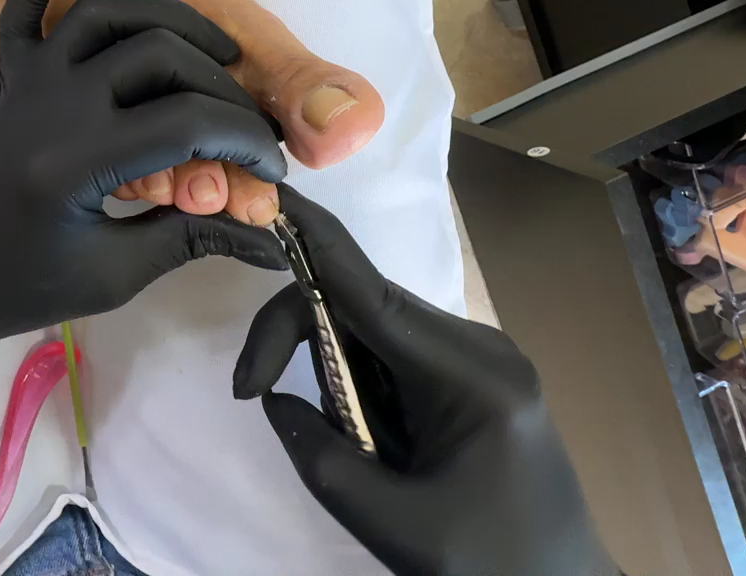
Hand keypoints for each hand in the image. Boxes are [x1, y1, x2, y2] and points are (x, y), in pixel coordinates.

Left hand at [0, 0, 289, 365]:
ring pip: (109, 16)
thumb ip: (197, 237)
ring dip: (169, 21)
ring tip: (216, 51)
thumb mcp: (119, 273)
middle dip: (222, 91)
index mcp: (76, 163)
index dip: (246, 142)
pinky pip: (24, 4)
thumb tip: (275, 232)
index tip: (270, 169)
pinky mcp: (11, 73)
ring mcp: (28, 80)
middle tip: (248, 128)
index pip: (188, 125)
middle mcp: (52, 104)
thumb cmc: (29, 285)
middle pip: (159, 57)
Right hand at [233, 185, 614, 575]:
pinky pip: (384, 348)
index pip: (365, 288)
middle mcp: (473, 344)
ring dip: (329, 370)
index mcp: (469, 374)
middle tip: (255, 393)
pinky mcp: (464, 369)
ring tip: (356, 448)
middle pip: (354, 302)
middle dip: (297, 338)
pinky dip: (353, 380)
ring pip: (363, 324)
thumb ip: (316, 454)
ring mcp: (473, 353)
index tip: (258, 206)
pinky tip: (375, 436)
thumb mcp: (393, 527)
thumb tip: (271, 398)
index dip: (309, 238)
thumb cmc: (490, 571)